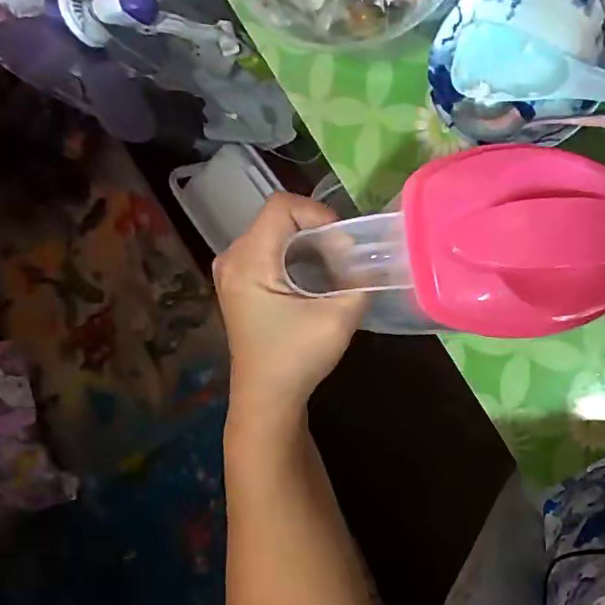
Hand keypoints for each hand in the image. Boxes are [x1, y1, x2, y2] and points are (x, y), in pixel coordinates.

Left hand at [213, 193, 366, 414]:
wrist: (267, 398)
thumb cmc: (296, 359)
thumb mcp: (338, 319)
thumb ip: (361, 283)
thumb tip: (372, 261)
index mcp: (248, 260)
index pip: (281, 206)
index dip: (318, 214)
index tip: (342, 245)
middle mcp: (232, 257)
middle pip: (278, 218)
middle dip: (317, 232)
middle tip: (345, 260)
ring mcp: (232, 270)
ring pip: (276, 233)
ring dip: (309, 245)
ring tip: (334, 270)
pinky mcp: (240, 283)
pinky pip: (269, 250)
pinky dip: (296, 256)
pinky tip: (316, 280)